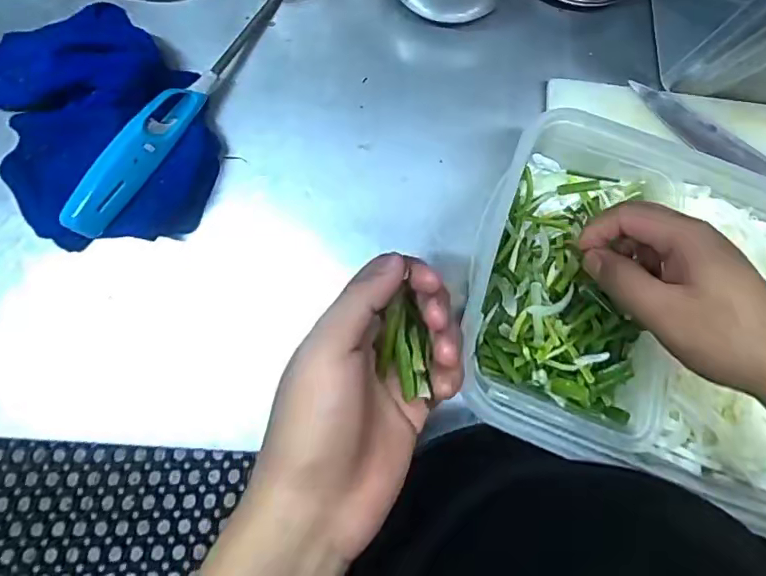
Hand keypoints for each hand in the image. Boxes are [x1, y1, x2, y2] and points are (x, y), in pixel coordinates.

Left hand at [222, 253, 461, 573]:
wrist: (316, 507)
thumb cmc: (314, 419)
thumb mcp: (328, 348)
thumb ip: (362, 298)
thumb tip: (397, 259)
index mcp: (345, 324)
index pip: (385, 280)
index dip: (411, 275)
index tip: (430, 285)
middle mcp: (371, 344)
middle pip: (414, 304)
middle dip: (434, 304)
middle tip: (439, 323)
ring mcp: (394, 377)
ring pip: (433, 337)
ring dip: (447, 337)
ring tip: (447, 358)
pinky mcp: (415, 409)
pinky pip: (441, 375)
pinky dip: (451, 372)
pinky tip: (446, 386)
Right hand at [578, 202, 765, 402]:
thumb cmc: (723, 338)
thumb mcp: (662, 312)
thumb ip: (621, 279)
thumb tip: (590, 256)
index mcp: (685, 233)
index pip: (627, 214)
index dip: (596, 230)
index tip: (578, 259)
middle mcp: (698, 234)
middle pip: (642, 222)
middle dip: (611, 241)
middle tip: (593, 273)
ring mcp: (711, 253)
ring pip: (656, 242)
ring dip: (630, 258)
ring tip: (619, 291)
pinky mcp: (718, 273)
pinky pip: (673, 259)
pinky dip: (650, 271)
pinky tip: (649, 299)